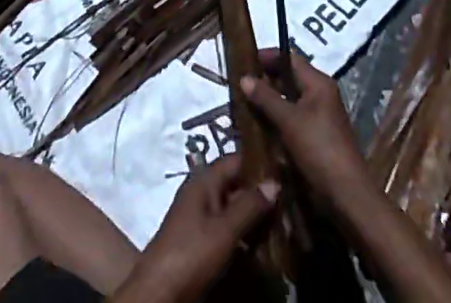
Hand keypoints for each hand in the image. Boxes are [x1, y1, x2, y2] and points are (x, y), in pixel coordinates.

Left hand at [114, 154, 277, 302]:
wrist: (160, 290)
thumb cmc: (191, 253)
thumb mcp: (223, 229)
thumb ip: (249, 205)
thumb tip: (274, 181)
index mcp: (203, 181)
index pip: (234, 160)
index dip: (258, 162)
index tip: (285, 167)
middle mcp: (202, 193)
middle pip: (235, 184)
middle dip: (261, 191)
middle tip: (291, 198)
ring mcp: (201, 216)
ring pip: (234, 207)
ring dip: (255, 213)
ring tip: (284, 219)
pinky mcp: (202, 239)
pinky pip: (229, 226)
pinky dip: (245, 230)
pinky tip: (265, 240)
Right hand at [241, 49, 367, 201]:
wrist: (345, 194)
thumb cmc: (319, 148)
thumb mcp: (289, 120)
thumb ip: (266, 97)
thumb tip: (244, 77)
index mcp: (318, 84)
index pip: (290, 59)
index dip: (267, 57)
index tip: (244, 60)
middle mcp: (320, 96)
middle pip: (288, 79)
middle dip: (264, 81)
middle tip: (238, 85)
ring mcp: (318, 117)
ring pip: (287, 101)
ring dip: (267, 103)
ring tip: (242, 105)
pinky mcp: (314, 136)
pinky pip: (290, 120)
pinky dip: (275, 121)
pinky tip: (257, 127)